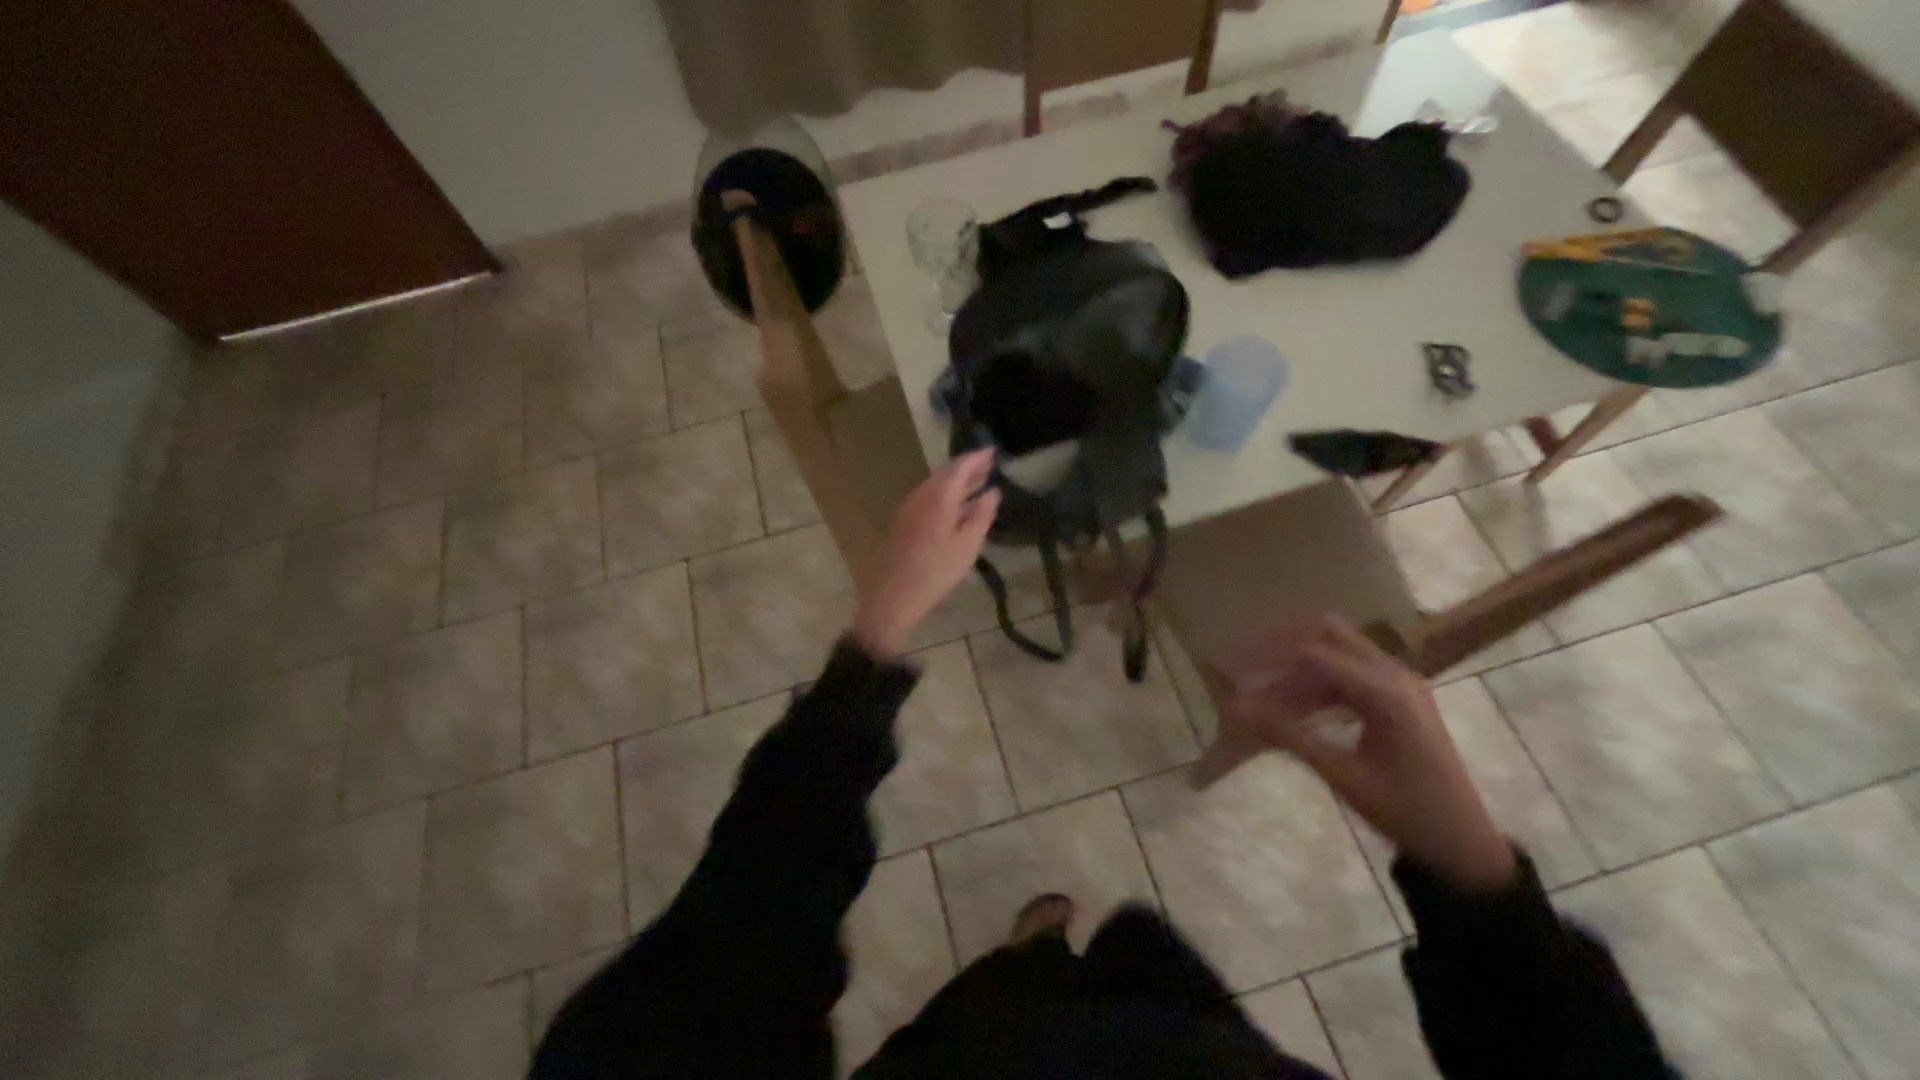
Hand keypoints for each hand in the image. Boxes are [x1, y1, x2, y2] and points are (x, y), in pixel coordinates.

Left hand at [851, 448, 1001, 657]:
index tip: (994, 451)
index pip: (960, 467)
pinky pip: (928, 498)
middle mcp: (921, 496)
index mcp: (938, 498)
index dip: (977, 458)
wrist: (892, 597)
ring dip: (957, 482)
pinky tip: (957, 507)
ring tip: (978, 483)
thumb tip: (993, 491)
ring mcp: (909, 508)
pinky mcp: (903, 522)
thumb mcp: (968, 546)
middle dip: (968, 468)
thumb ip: (982, 515)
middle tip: (989, 466)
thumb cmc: (936, 573)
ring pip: (935, 486)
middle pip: (945, 474)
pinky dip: (946, 495)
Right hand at [1220, 618, 1515, 892]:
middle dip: (1279, 646)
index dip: (1266, 658)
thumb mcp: (1343, 776)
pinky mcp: (1396, 699)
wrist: (1463, 846)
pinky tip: (1288, 707)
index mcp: (1386, 692)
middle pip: (1327, 636)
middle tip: (1241, 665)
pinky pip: (1347, 676)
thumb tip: (1236, 709)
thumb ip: (1288, 736)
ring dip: (1295, 669)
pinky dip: (1314, 684)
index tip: (1228, 668)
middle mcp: (1394, 675)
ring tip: (1256, 693)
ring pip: (1335, 654)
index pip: (1314, 653)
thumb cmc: (1406, 814)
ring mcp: (1398, 684)